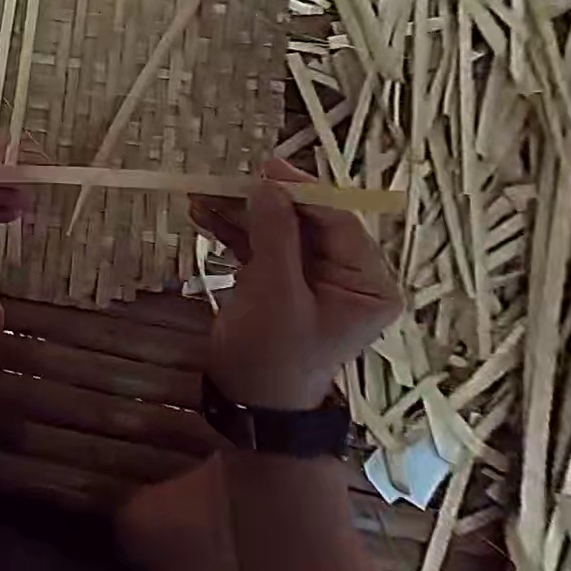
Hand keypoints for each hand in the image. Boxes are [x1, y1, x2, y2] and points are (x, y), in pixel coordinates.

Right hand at [190, 158, 399, 409]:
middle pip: (305, 222)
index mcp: (367, 284)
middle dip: (263, 202)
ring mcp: (310, 277)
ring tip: (203, 195)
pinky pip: (259, 246)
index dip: (303, 192)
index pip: (339, 223)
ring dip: (240, 214)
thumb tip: (266, 184)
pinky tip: (203, 215)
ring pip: (277, 230)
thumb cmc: (271, 356)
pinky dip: (233, 231)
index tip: (266, 168)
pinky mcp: (279, 281)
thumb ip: (275, 237)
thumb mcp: (275, 295)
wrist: (246, 402)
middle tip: (225, 181)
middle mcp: (345, 275)